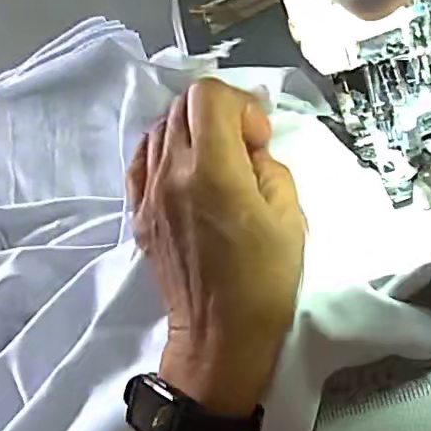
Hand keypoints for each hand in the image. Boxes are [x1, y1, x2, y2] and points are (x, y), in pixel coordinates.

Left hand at [129, 79, 304, 414]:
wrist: (221, 334)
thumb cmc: (264, 282)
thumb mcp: (291, 219)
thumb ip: (272, 170)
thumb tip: (251, 153)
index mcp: (213, 173)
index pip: (210, 96)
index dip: (243, 106)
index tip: (260, 139)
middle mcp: (171, 174)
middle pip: (183, 105)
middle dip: (221, 114)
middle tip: (246, 148)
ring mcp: (148, 194)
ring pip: (160, 128)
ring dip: (193, 131)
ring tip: (219, 161)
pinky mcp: (139, 214)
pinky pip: (143, 160)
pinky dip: (166, 152)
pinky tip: (188, 172)